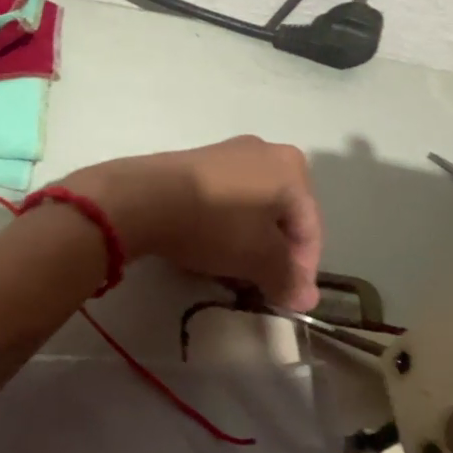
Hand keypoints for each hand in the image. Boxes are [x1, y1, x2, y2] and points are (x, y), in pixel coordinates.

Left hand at [63, 136, 323, 310]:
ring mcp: (224, 154)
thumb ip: (287, 278)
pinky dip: (219, 228)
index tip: (288, 300)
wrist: (142, 198)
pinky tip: (204, 248)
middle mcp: (264, 152)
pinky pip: (218, 202)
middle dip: (272, 255)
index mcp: (292, 168)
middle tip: (259, 286)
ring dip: (245, 244)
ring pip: (248, 210)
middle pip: (279, 217)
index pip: (310, 228)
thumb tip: (305, 300)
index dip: (303, 270)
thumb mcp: (259, 258)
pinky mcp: (190, 164)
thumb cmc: (215, 224)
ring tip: (230, 272)